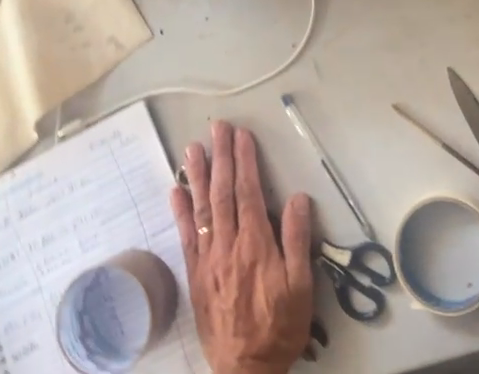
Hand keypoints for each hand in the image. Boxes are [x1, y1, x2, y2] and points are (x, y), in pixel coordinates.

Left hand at [171, 121, 314, 373]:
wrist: (246, 368)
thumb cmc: (281, 325)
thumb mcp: (302, 285)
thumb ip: (297, 239)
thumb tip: (296, 198)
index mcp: (256, 245)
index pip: (249, 193)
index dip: (245, 162)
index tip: (242, 136)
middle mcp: (228, 246)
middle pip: (223, 193)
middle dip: (221, 158)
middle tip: (217, 128)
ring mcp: (208, 260)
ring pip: (201, 209)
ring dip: (198, 176)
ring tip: (193, 148)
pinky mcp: (197, 275)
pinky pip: (185, 238)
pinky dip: (180, 212)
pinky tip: (176, 192)